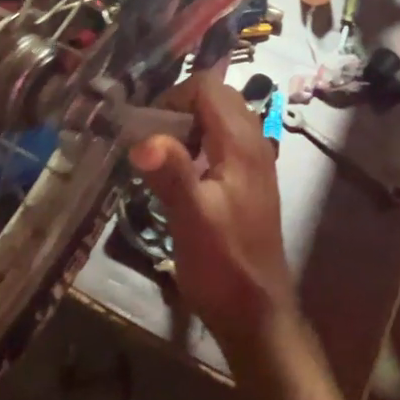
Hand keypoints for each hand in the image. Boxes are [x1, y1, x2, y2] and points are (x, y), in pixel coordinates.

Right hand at [130, 77, 297, 352]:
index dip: (175, 97)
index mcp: (242, 144)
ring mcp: (254, 164)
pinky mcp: (248, 183)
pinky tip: (181, 178)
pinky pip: (223, 144)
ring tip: (161, 158)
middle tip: (151, 139)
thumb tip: (143, 139)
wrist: (256, 312)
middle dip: (180, 108)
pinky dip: (200, 146)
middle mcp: (254, 144)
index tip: (148, 127)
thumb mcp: (192, 220)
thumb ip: (171, 175)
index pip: (209, 87)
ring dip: (189, 127)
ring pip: (221, 121)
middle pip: (217, 98)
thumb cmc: (223, 265)